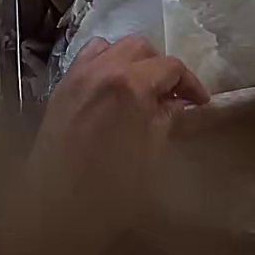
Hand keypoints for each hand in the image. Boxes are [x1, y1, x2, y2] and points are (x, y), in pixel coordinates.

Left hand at [23, 35, 209, 233]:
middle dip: (160, 67)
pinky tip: (110, 91)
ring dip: (130, 61)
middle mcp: (100, 69)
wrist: (55, 207)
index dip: (190, 84)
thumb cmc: (110, 189)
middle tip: (170, 96)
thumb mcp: (152, 152)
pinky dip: (103, 64)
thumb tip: (173, 103)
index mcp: (129, 84)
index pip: (170, 66)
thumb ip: (165, 119)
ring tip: (140, 89)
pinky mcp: (60, 88)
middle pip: (139, 48)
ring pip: (110, 47)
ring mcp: (75, 76)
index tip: (199, 104)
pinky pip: (85, 60)